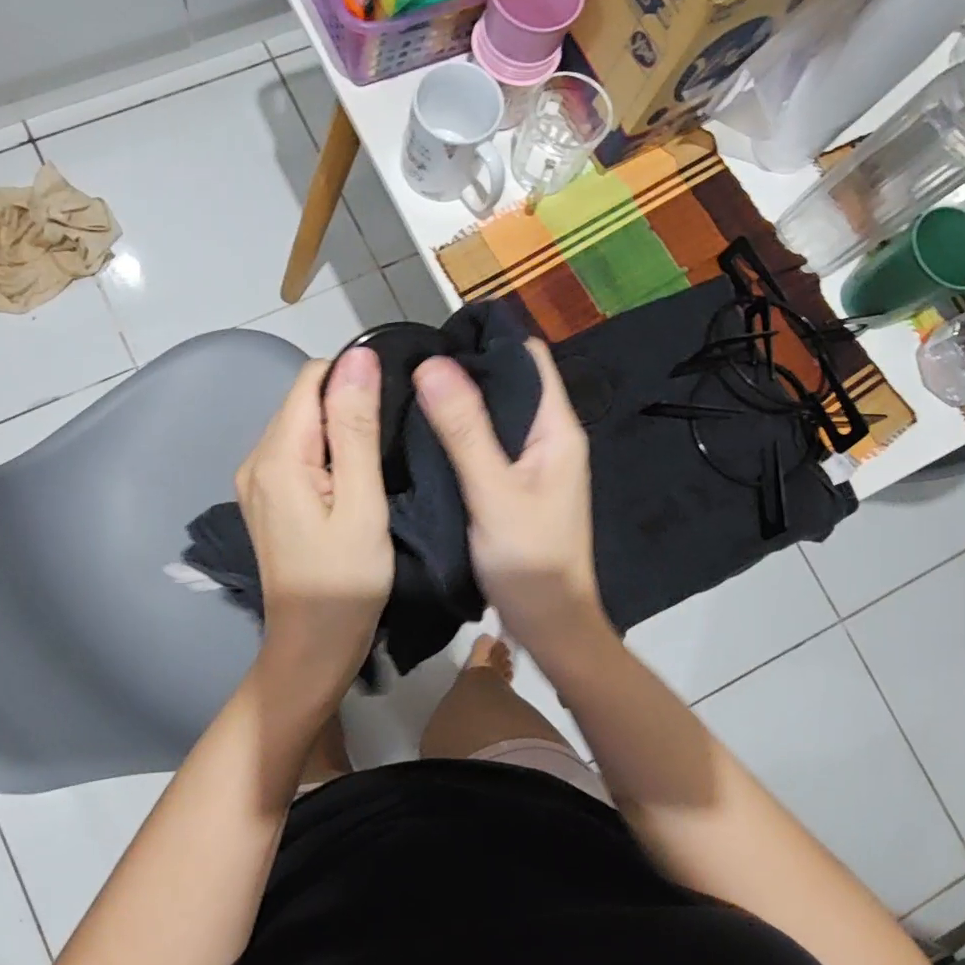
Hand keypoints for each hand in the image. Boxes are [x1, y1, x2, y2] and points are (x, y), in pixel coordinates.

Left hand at [235, 348, 394, 687]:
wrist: (312, 648)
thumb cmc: (345, 582)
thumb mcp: (362, 504)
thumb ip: (357, 429)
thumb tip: (358, 357)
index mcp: (277, 456)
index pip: (312, 379)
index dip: (356, 381)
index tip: (393, 410)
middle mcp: (255, 460)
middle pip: (305, 403)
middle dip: (349, 409)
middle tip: (393, 446)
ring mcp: (256, 483)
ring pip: (304, 429)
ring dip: (342, 435)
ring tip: (378, 469)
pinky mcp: (266, 501)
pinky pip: (299, 457)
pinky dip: (329, 458)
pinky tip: (355, 485)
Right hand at [412, 339, 608, 650]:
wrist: (550, 625)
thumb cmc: (529, 563)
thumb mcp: (493, 494)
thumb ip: (465, 431)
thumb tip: (433, 364)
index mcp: (556, 429)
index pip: (527, 357)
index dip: (486, 341)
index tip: (434, 339)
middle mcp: (548, 438)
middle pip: (508, 383)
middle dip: (463, 371)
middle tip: (408, 368)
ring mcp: (532, 464)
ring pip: (494, 415)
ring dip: (458, 403)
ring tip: (409, 394)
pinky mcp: (514, 486)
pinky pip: (485, 445)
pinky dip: (459, 435)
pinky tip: (425, 436)